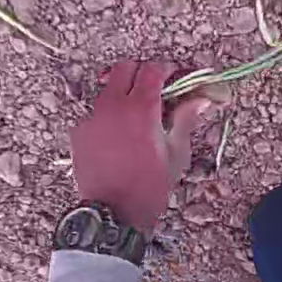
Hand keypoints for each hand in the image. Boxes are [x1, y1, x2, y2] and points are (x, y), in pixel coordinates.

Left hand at [70, 61, 214, 234]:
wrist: (113, 213)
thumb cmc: (150, 186)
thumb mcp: (176, 153)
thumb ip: (185, 119)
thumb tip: (201, 99)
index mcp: (141, 109)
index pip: (153, 70)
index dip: (168, 69)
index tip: (177, 76)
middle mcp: (112, 106)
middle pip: (125, 68)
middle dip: (143, 72)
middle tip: (158, 89)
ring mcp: (92, 117)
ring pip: (109, 89)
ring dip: (126, 92)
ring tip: (140, 115)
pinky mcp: (80, 131)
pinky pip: (97, 112)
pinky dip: (111, 114)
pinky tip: (121, 136)